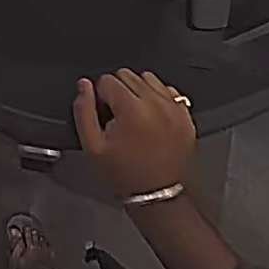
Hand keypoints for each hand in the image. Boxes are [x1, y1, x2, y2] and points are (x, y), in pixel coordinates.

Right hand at [73, 70, 195, 198]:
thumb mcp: (93, 146)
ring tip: (135, 115)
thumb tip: (84, 85)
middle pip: (128, 75)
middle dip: (119, 91)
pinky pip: (168, 90)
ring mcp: (173, 107)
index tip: (105, 114)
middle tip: (119, 116)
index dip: (101, 96)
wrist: (155, 193)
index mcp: (132, 109)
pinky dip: (158, 97)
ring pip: (149, 78)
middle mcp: (156, 103)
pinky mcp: (185, 114)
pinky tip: (152, 116)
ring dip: (139, 90)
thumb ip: (84, 111)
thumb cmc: (124, 173)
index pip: (107, 80)